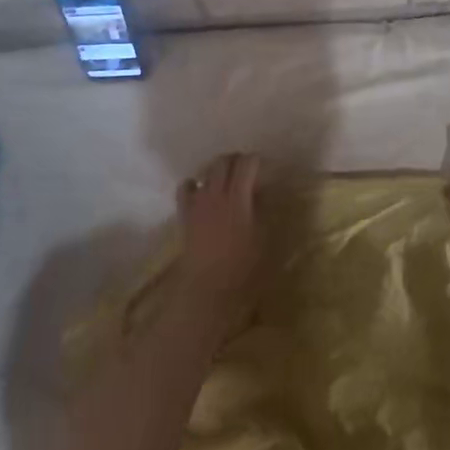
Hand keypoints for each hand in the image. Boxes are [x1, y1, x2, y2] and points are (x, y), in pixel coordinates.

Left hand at [175, 153, 261, 306]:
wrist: (207, 290)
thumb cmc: (243, 268)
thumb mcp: (264, 238)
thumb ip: (263, 210)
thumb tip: (261, 194)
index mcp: (239, 197)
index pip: (247, 164)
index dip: (256, 161)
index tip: (264, 168)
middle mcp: (216, 193)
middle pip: (224, 161)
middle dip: (237, 160)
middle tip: (247, 170)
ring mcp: (198, 202)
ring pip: (206, 171)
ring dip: (218, 170)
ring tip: (227, 180)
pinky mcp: (185, 214)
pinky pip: (185, 187)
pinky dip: (194, 184)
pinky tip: (201, 192)